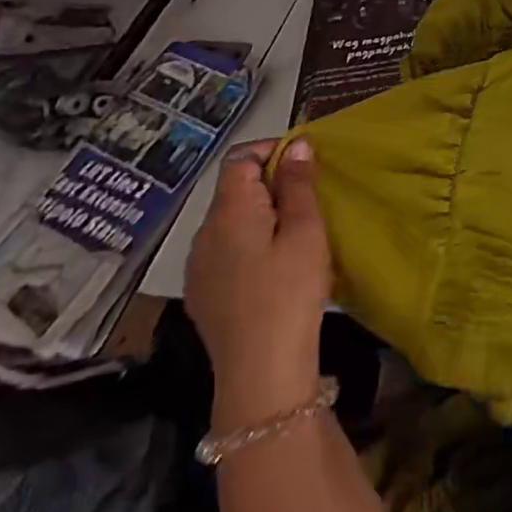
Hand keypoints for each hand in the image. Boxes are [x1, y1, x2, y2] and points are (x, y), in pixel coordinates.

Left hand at [186, 137, 331, 430]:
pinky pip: (226, 248)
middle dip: (272, 183)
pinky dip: (252, 240)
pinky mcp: (202, 291)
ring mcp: (198, 264)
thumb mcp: (306, 232)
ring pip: (231, 221)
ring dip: (263, 213)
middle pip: (234, 189)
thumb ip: (299, 186)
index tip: (306, 162)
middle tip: (313, 199)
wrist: (260, 367)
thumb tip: (295, 144)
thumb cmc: (290, 290)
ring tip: (299, 232)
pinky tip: (275, 265)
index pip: (239, 159)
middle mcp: (203, 233)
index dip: (271, 150)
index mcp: (228, 213)